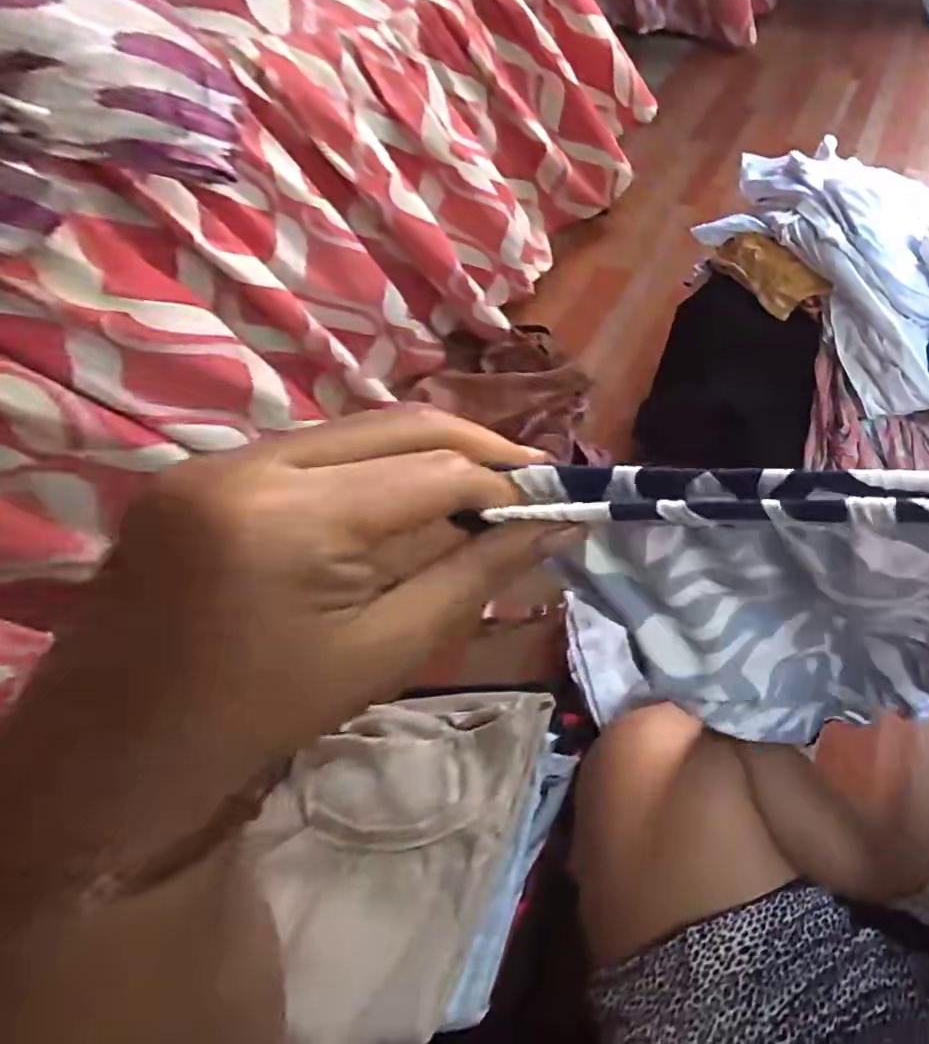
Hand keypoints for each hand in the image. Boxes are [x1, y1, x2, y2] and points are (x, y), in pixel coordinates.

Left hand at [3, 407, 583, 892]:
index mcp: (289, 517)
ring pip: (371, 429)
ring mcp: (217, 464)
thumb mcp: (398, 641)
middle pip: (407, 426)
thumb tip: (564, 525)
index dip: (513, 489)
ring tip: (496, 494)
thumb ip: (486, 569)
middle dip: (489, 452)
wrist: (113, 753)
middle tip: (541, 487)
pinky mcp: (209, 477)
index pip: (442, 471)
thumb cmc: (269, 709)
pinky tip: (427, 500)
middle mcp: (246, 467)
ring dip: (445, 455)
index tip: (561, 512)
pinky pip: (331, 449)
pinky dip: (395, 465)